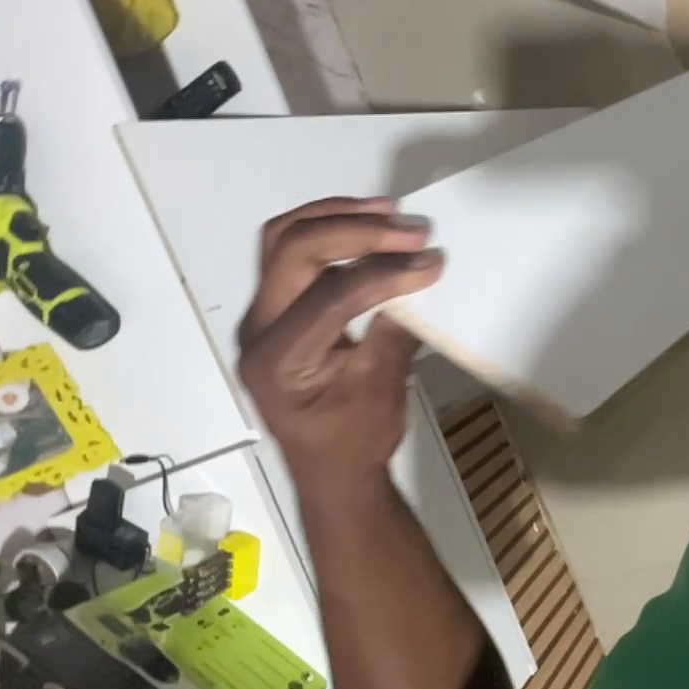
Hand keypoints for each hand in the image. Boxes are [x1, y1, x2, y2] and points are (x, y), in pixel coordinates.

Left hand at [237, 197, 443, 480]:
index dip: (384, 271)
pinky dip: (330, 231)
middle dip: (355, 229)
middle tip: (412, 230)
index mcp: (277, 357)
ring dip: (337, 218)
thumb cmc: (356, 441)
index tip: (431, 261)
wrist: (333, 475)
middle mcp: (257, 328)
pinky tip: (369, 228)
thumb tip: (420, 276)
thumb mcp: (382, 389)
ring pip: (283, 239)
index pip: (330, 293)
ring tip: (389, 213)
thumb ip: (394, 331)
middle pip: (292, 248)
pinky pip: (293, 254)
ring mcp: (262, 316)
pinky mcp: (278, 310)